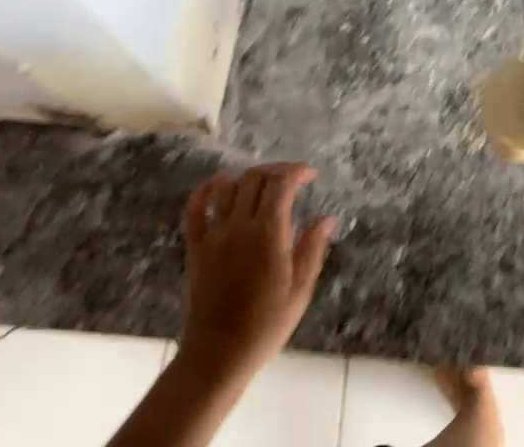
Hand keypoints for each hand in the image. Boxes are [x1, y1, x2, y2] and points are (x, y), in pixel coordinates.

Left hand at [179, 162, 336, 380]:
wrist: (219, 353)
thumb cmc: (267, 325)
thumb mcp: (300, 289)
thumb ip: (313, 248)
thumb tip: (327, 218)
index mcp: (269, 234)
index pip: (281, 184)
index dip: (296, 171)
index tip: (310, 175)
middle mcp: (239, 226)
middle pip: (255, 178)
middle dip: (276, 171)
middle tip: (291, 180)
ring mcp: (214, 234)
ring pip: (227, 186)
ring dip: (246, 178)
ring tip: (262, 185)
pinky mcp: (195, 246)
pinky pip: (195, 208)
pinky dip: (207, 190)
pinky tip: (219, 185)